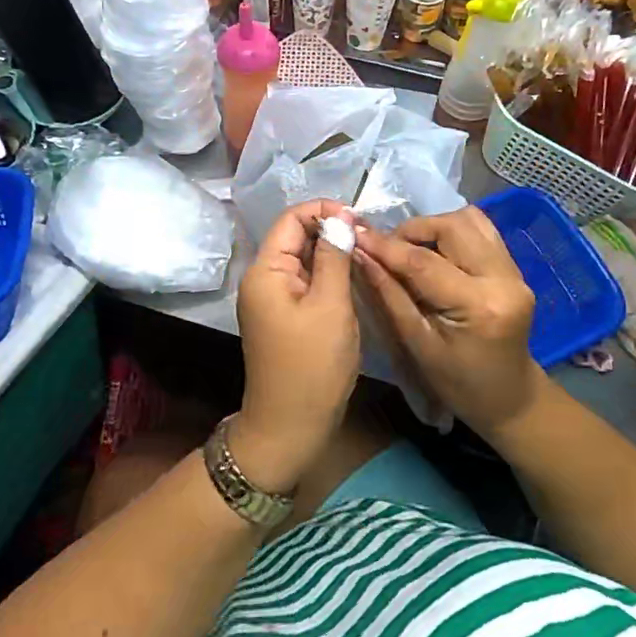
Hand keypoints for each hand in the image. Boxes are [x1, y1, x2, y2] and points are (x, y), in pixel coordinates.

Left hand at [233, 200, 359, 492]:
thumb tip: (341, 217)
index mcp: (266, 271)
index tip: (361, 221)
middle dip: (332, 230)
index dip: (325, 211)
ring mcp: (274, 299)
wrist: (291, 426)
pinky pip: (307, 282)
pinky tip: (355, 279)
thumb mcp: (331, 305)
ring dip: (333, 252)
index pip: (292, 219)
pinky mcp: (287, 316)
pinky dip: (330, 274)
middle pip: (296, 237)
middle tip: (371, 239)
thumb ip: (334, 256)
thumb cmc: (312, 364)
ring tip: (368, 256)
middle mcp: (264, 279)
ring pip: (305, 259)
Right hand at [353, 208, 541, 434]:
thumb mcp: (417, 346)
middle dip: (414, 229)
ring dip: (434, 226)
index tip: (355, 234)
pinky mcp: (515, 268)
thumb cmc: (459, 384)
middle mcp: (503, 279)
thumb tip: (361, 253)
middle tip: (387, 247)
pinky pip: (482, 232)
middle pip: (453, 227)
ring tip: (410, 247)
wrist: (509, 397)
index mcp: (479, 306)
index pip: (425, 263)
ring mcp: (514, 271)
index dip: (386, 246)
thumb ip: (390, 295)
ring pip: (470, 221)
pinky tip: (435, 250)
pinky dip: (453, 232)